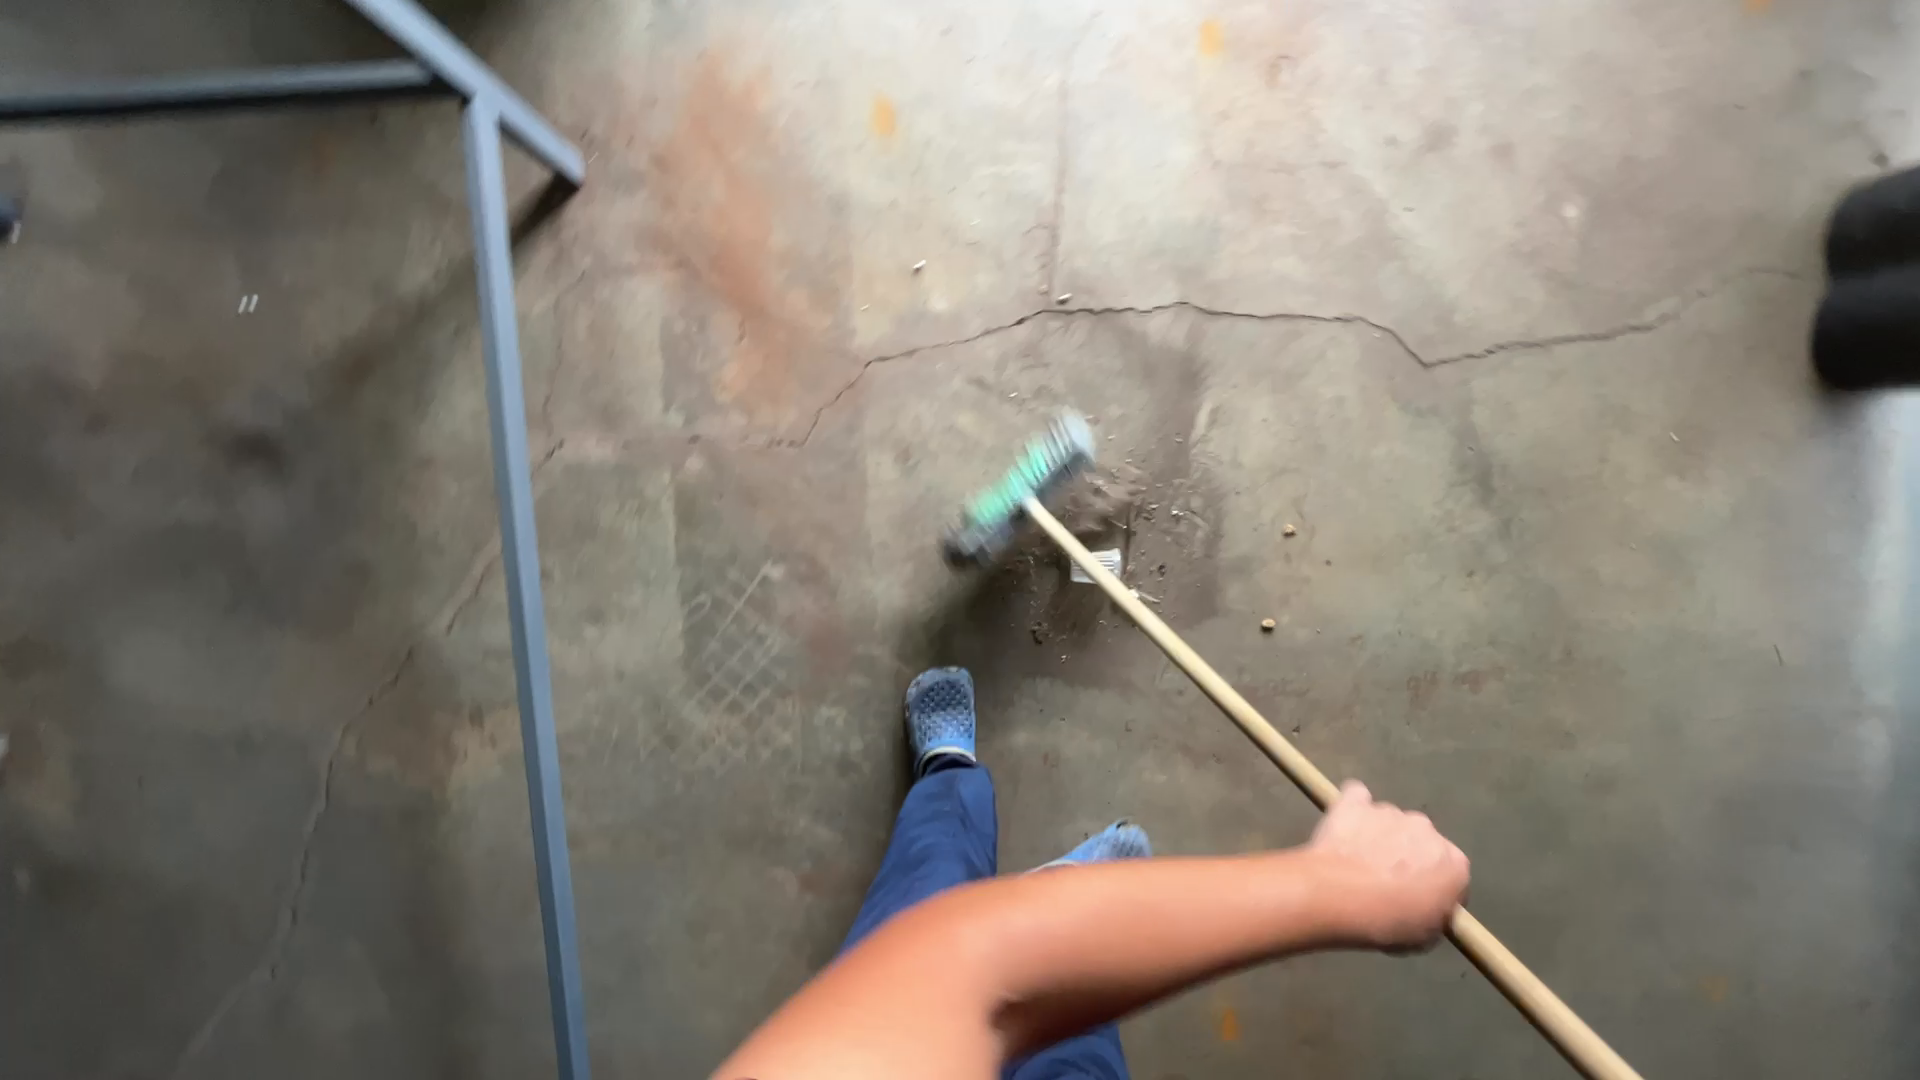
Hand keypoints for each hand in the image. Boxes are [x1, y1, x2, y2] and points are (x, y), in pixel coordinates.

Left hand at [1306, 780, 1469, 949]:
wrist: (1339, 895)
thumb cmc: (1388, 922)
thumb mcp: (1428, 934)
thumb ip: (1436, 909)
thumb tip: (1427, 901)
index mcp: (1455, 862)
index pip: (1452, 873)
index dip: (1435, 886)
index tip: (1418, 899)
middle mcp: (1427, 829)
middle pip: (1421, 840)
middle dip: (1408, 854)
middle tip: (1385, 877)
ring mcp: (1389, 811)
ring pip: (1389, 820)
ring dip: (1379, 833)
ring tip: (1357, 855)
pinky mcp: (1354, 802)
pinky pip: (1357, 796)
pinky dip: (1354, 806)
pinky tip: (1346, 821)